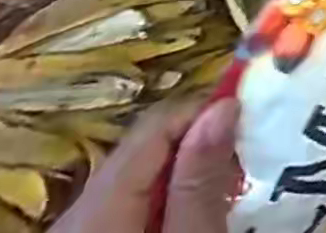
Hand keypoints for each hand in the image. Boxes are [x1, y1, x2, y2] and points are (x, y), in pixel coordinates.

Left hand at [51, 98, 240, 232]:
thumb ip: (200, 180)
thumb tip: (225, 104)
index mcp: (100, 202)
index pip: (159, 120)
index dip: (208, 109)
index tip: (251, 120)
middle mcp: (77, 206)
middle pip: (148, 141)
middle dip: (201, 137)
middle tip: (243, 158)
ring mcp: (75, 224)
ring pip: (141, 166)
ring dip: (188, 164)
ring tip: (223, 186)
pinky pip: (128, 194)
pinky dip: (166, 190)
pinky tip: (188, 209)